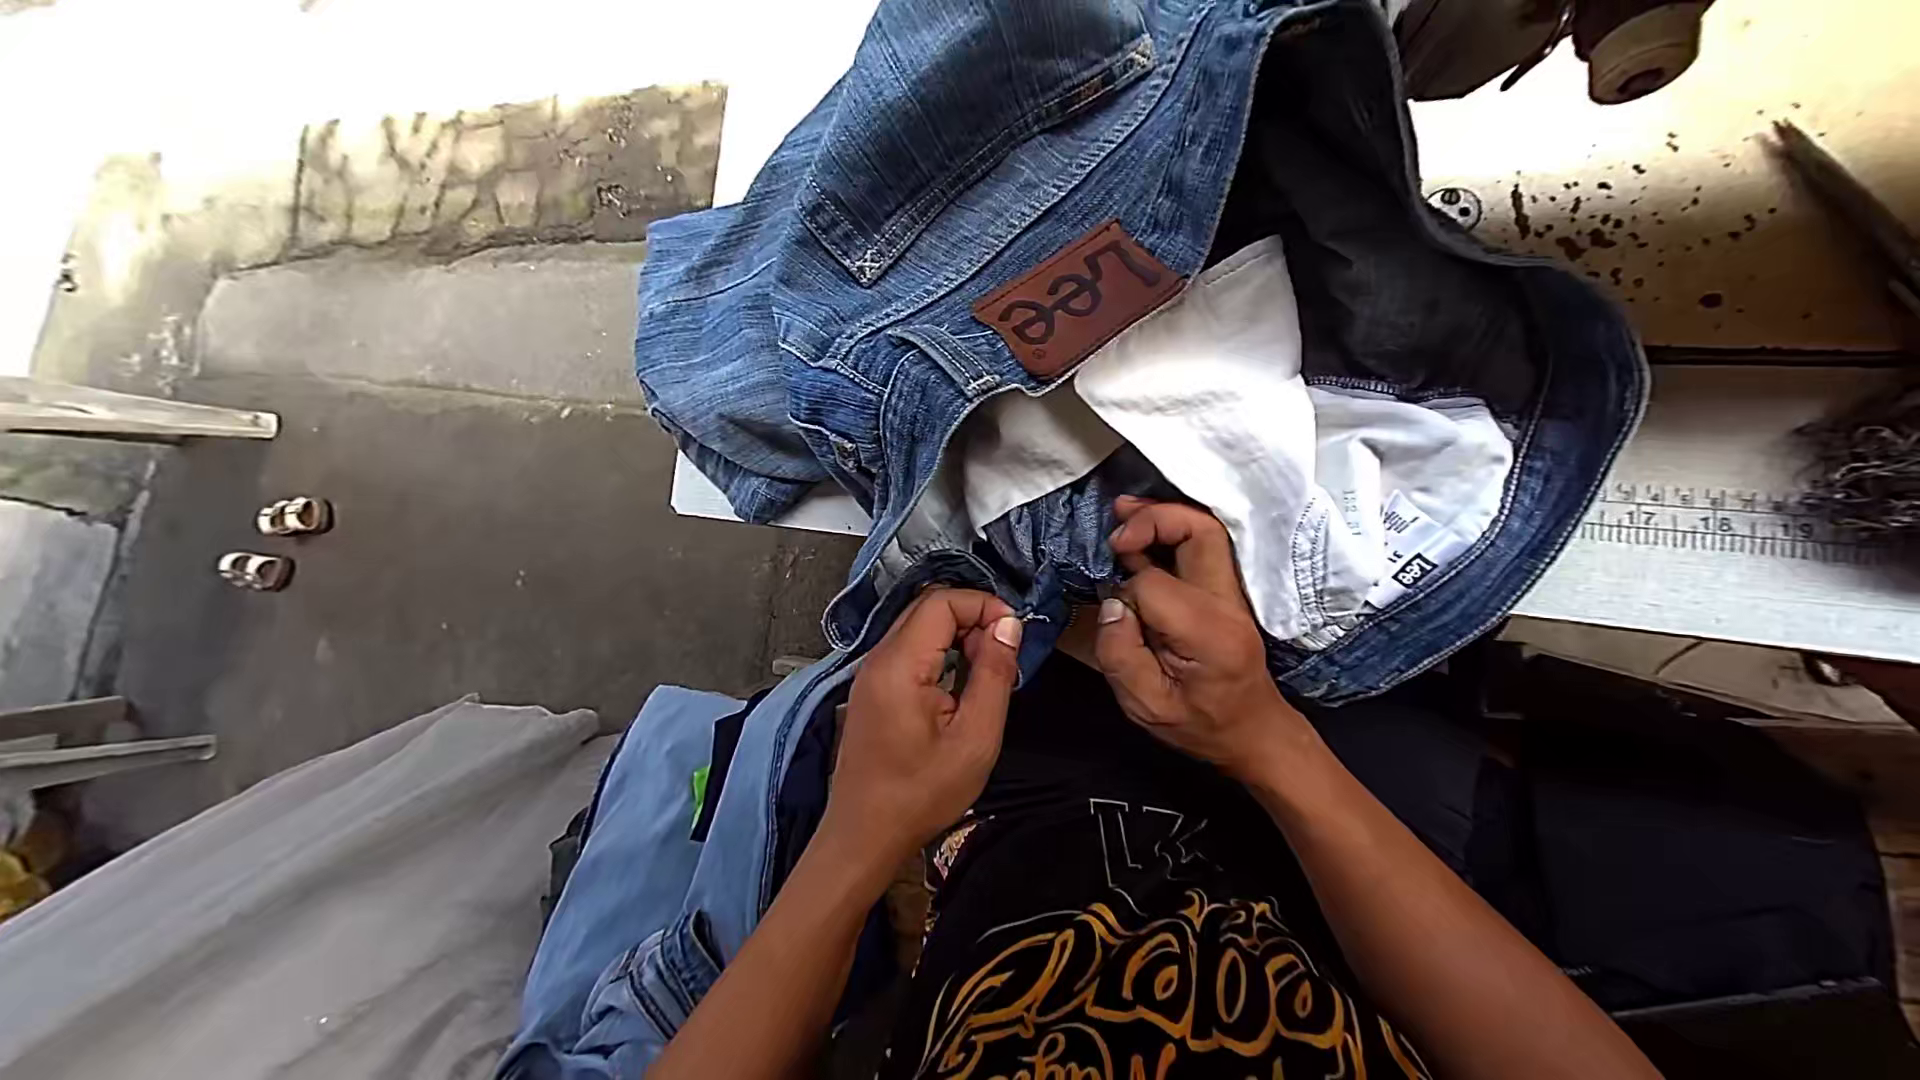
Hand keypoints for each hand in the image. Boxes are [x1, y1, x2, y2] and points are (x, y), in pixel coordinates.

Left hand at [822, 588, 1023, 868]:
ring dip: (957, 632)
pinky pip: (909, 646)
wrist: (865, 833)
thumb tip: (1008, 625)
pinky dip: (939, 648)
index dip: (982, 605)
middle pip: (927, 606)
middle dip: (972, 616)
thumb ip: (994, 673)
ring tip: (984, 669)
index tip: (1013, 633)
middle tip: (1001, 652)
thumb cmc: (921, 793)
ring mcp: (870, 670)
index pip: (941, 601)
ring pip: (918, 623)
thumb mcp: (975, 738)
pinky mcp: (872, 684)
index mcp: (899, 665)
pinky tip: (959, 680)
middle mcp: (878, 657)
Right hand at [1094, 497, 1310, 779]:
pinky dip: (1171, 529)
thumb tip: (1112, 603)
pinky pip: (1203, 544)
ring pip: (1206, 530)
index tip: (1116, 616)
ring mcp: (1233, 594)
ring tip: (1123, 513)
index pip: (1154, 586)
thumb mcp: (1145, 707)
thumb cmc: (1199, 725)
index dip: (1124, 594)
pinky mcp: (1227, 590)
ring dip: (1163, 515)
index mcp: (1209, 634)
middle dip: (1153, 519)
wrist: (1252, 731)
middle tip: (1116, 527)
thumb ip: (1120, 654)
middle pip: (1200, 532)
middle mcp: (1228, 604)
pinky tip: (1142, 532)